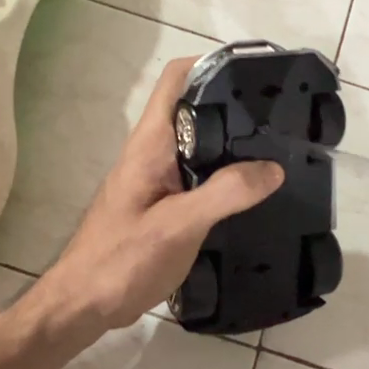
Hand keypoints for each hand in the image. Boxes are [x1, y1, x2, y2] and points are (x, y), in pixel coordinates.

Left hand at [36, 57, 283, 331]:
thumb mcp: (177, 226)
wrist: (84, 304)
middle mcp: (153, 153)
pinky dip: (227, 176)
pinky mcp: (164, 206)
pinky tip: (255, 193)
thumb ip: (224, 194)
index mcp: (150, 144)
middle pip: (195, 110)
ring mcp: (158, 180)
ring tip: (280, 150)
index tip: (257, 74)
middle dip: (236, 106)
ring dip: (235, 144)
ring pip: (200, 146)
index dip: (213, 64)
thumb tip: (272, 168)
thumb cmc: (121, 260)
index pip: (177, 79)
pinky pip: (200, 178)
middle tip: (284, 116)